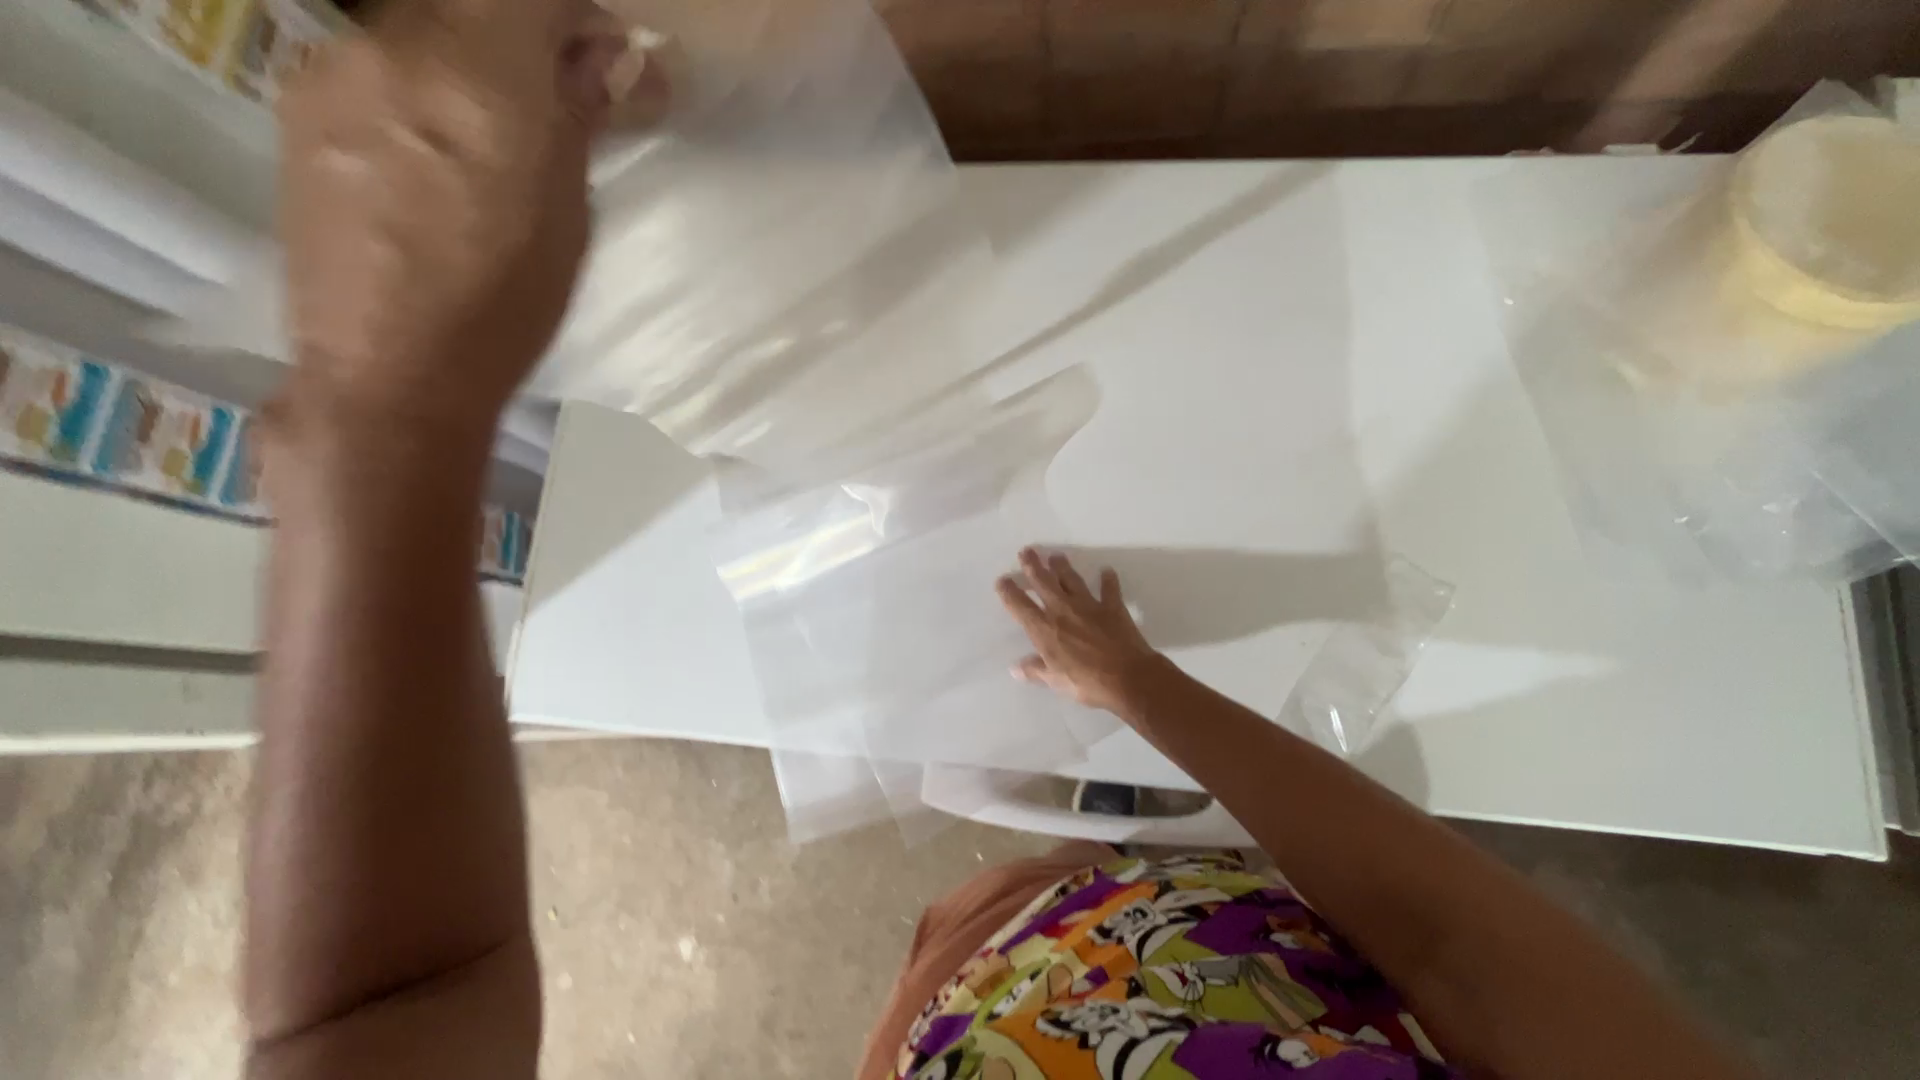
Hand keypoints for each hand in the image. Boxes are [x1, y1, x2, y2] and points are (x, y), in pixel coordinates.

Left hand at [277, 0, 627, 432]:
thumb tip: (611, 55)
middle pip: (473, 3)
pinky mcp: (298, 99)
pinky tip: (430, 150)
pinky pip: (375, 59)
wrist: (390, 371)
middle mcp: (398, 48)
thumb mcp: (569, 217)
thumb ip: (579, 118)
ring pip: (420, 27)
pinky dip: (417, 82)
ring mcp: (337, 68)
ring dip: (467, 60)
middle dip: (522, 38)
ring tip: (488, 134)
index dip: (576, 18)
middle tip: (554, 99)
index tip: (600, 61)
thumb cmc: (505, 307)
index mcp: (483, 81)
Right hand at [996, 547, 1168, 715]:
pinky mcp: (1112, 607)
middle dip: (1033, 566)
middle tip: (1027, 551)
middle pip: (1044, 583)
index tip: (1002, 580)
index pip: (1020, 606)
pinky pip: (1109, 589)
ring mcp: (1088, 605)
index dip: (1009, 592)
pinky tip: (1107, 571)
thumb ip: (1035, 670)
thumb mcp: (1056, 681)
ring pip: (1071, 580)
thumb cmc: (1086, 683)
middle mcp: (1062, 610)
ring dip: (1062, 567)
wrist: (1127, 678)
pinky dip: (1108, 580)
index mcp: (1045, 629)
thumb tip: (1015, 669)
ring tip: (1056, 555)